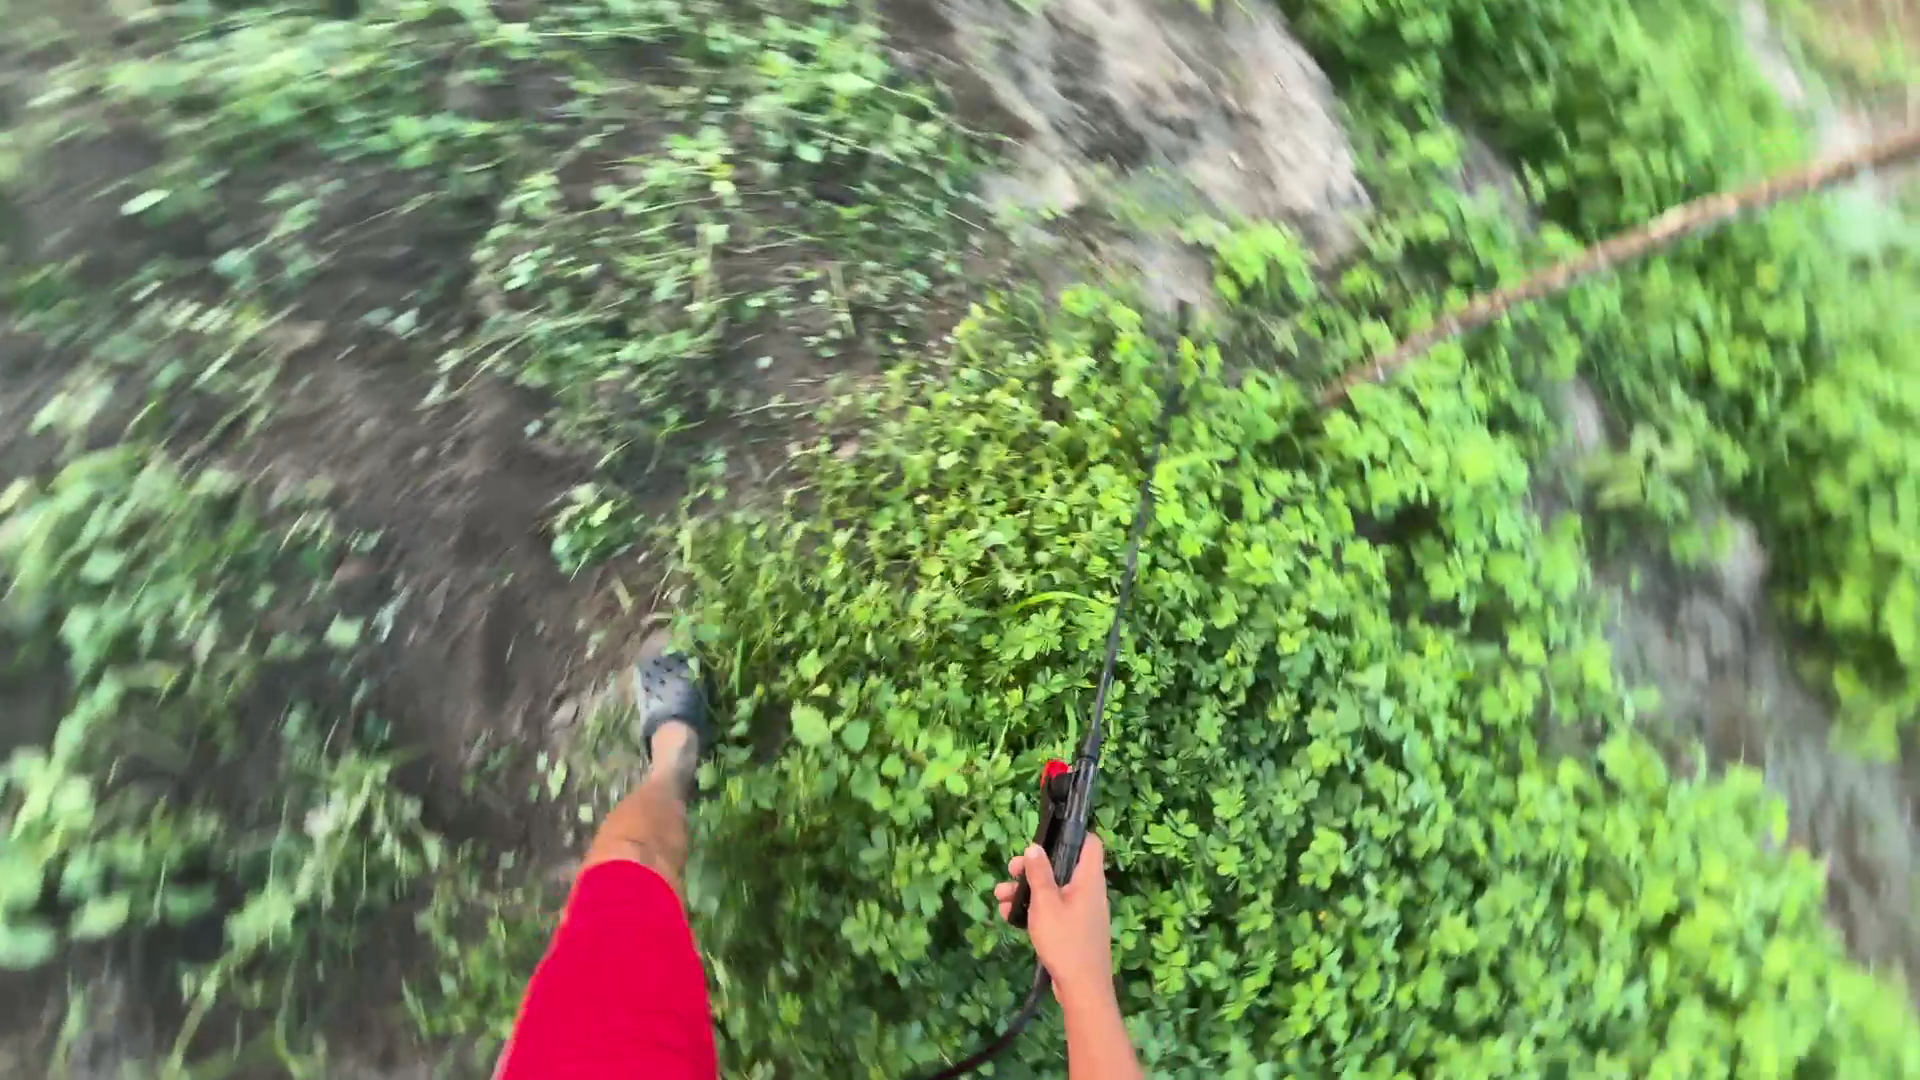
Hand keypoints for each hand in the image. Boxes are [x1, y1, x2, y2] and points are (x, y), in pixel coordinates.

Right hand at [993, 834, 1114, 1009]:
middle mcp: (1089, 891)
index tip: (1047, 835)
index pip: (1090, 843)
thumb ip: (1039, 873)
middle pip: (1063, 865)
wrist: (1082, 990)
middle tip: (1012, 869)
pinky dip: (1034, 908)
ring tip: (1000, 895)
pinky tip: (1009, 915)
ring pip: (1054, 889)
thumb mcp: (1045, 903)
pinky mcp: (1074, 928)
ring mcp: (1082, 911)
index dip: (1073, 834)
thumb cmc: (1065, 940)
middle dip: (1034, 866)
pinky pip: (1054, 909)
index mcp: (1089, 879)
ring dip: (1027, 889)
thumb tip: (1034, 847)